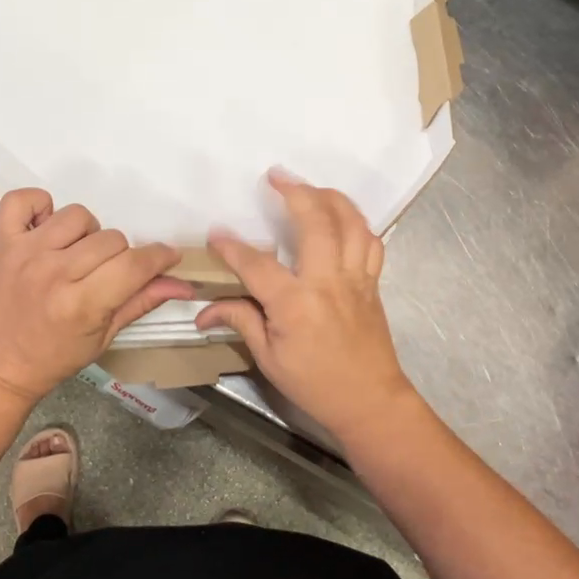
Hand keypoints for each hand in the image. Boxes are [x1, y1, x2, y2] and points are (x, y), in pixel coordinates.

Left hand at [0, 189, 192, 404]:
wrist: (1, 363)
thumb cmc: (56, 356)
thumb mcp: (106, 336)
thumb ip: (142, 301)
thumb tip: (182, 283)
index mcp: (81, 305)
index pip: (134, 265)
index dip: (159, 257)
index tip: (167, 258)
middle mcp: (53, 273)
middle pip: (112, 238)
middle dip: (119, 256)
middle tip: (105, 276)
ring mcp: (26, 253)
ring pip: (78, 215)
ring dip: (86, 233)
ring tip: (76, 256)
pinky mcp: (3, 242)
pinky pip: (21, 199)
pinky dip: (38, 206)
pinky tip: (46, 230)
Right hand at [195, 173, 419, 440]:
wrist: (370, 401)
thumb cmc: (315, 384)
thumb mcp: (269, 359)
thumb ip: (241, 322)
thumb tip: (205, 312)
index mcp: (296, 303)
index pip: (257, 264)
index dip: (232, 247)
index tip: (216, 233)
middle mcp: (328, 282)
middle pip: (316, 221)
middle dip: (295, 192)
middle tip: (277, 177)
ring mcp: (355, 279)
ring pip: (351, 223)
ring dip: (332, 198)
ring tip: (311, 187)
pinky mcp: (372, 283)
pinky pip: (370, 242)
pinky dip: (358, 223)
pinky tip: (344, 219)